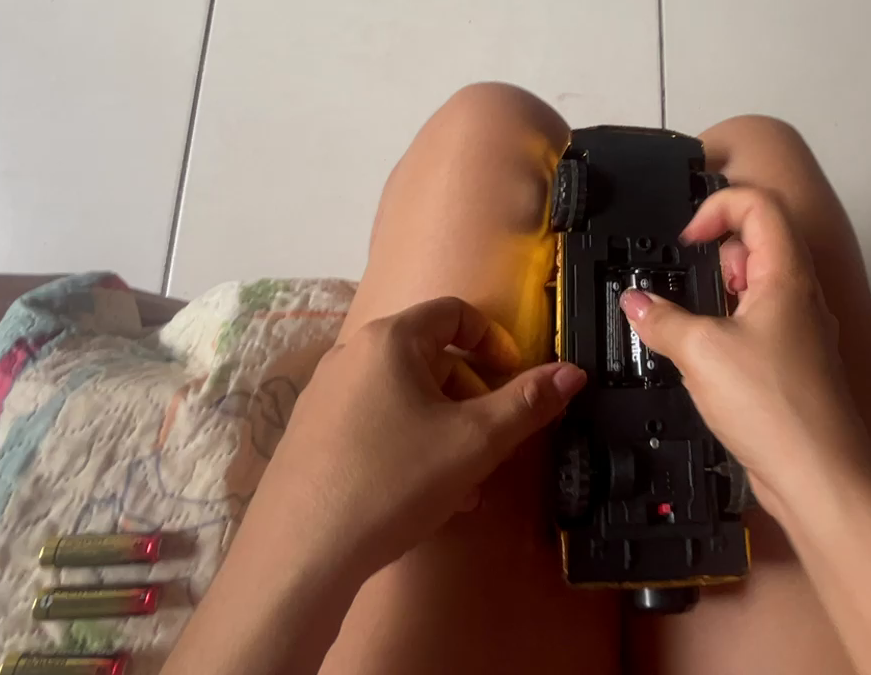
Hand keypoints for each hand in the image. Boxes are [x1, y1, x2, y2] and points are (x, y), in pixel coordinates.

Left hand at [253, 297, 586, 578]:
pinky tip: (421, 494)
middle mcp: (351, 355)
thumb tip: (573, 372)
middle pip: (430, 356)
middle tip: (492, 439)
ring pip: (403, 395)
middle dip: (471, 394)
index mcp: (389, 339)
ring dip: (443, 426)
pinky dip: (407, 441)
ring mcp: (324, 395)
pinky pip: (374, 421)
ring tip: (465, 480)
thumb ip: (527, 402)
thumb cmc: (394, 481)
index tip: (513, 378)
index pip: (454, 312)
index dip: (494, 340)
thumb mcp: (475, 442)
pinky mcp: (309, 434)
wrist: (297, 558)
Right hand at [620, 187, 870, 519]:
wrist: (821, 478)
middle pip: (759, 240)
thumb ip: (662, 320)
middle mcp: (799, 294)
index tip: (688, 241)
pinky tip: (706, 358)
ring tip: (695, 328)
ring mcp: (799, 329)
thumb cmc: (774, 406)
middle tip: (691, 290)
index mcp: (787, 274)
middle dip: (715, 257)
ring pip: (756, 285)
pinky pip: (757, 323)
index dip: (717, 208)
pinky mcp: (792, 362)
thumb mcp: (700, 353)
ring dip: (720, 296)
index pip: (759, 204)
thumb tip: (634, 303)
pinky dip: (728, 327)